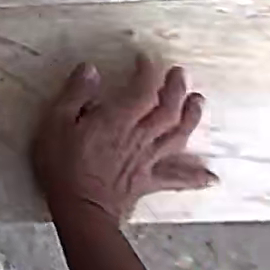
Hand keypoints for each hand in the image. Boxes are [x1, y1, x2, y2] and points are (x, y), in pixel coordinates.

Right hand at [31, 57, 214, 222]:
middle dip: (176, 89)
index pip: (142, 91)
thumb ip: (76, 92)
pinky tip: (211, 177)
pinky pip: (176, 179)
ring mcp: (147, 161)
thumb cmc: (63, 162)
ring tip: (199, 102)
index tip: (145, 59)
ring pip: (177, 137)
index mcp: (118, 120)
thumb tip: (91, 68)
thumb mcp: (57, 120)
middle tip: (180, 73)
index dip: (148, 72)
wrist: (80, 209)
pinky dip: (195, 177)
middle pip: (167, 111)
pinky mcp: (148, 182)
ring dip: (191, 118)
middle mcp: (139, 137)